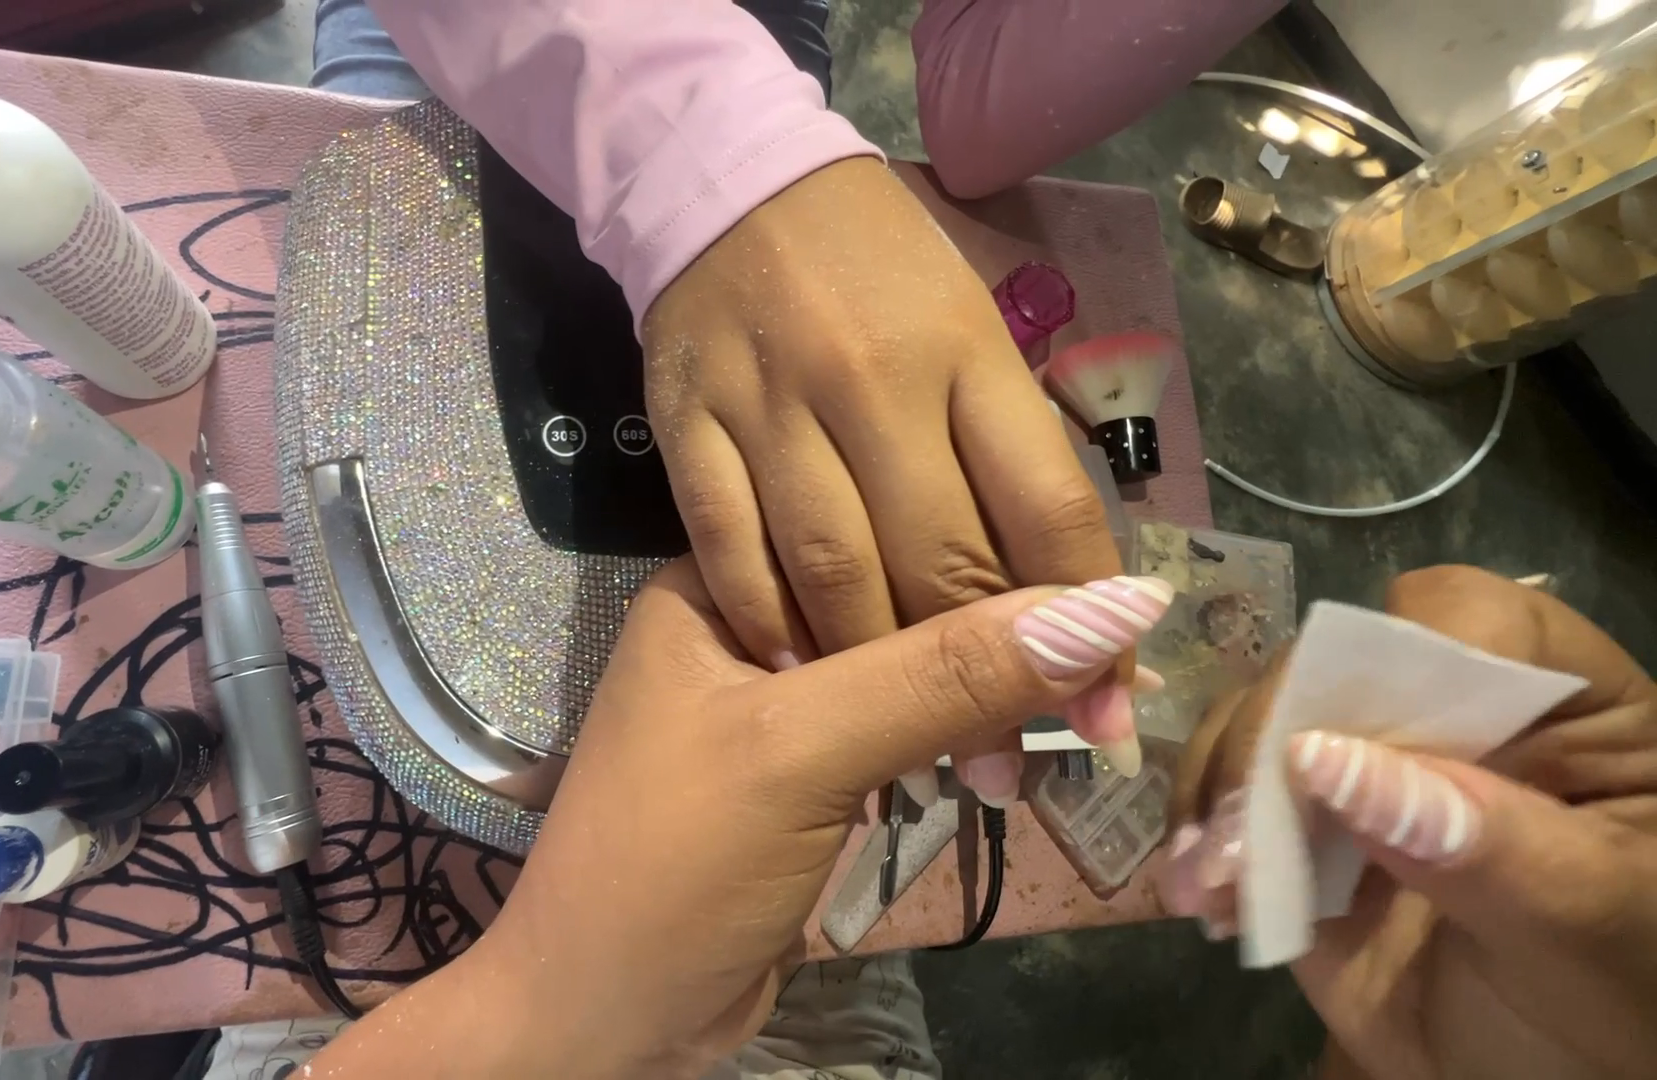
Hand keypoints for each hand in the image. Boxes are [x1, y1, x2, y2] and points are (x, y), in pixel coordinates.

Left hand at [315, 560, 1171, 1077]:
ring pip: (901, 666)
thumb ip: (942, 677)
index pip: (867, 531)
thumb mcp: (803, 752)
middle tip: (1112, 690)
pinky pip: (892, 724)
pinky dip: (953, 740)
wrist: (611, 1014)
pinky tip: (1012, 757)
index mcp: (716, 581)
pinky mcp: (799, 760)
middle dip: (997, 643)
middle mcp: (743, 621)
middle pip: (892, 599)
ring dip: (985, 699)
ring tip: (1085, 726)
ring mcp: (771, 694)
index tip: (1104, 613)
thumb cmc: (677, 861)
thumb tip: (1113, 603)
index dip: (984, 563)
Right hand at [640, 157, 1134, 793]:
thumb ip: (1012, 455)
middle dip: (984, 682)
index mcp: (964, 351)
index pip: (1048, 506)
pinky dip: (764, 622)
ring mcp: (767, 405)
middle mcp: (871, 380)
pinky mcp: (686, 428)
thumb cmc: (870, 273)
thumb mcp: (966, 335)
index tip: (1101, 711)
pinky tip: (792, 676)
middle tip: (1004, 769)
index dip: (1086, 622)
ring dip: (872, 674)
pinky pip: (727, 545)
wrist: (731, 198)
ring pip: (830, 565)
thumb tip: (1073, 598)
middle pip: (941, 556)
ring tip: (910, 762)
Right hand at [1159, 566, 1656, 1078]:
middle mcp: (1451, 716)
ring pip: (1251, 716)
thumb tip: (1328, 759)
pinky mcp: (1288, 798)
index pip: (1474, 625)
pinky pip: (1218, 776)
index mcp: (1570, 721)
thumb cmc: (1610, 1032)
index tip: (1325, 751)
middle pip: (1326, 666)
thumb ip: (1491, 854)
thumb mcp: (1593, 951)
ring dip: (1214, 794)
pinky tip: (1198, 885)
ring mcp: (1356, 754)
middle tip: (1237, 844)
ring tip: (1209, 882)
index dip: (1394, 658)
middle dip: (1262, 747)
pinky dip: (1194, 825)